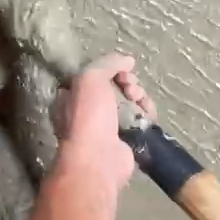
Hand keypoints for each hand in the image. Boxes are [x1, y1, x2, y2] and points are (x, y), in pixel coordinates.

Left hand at [53, 54, 156, 191]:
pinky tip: (148, 112)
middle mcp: (87, 111)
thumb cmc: (88, 116)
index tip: (120, 70)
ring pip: (129, 102)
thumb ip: (108, 63)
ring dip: (139, 96)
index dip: (109, 69)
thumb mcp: (91, 78)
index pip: (93, 76)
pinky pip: (139, 119)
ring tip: (139, 100)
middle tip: (130, 87)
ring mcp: (107, 127)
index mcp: (71, 96)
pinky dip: (146, 113)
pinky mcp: (125, 140)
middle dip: (127, 82)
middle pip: (114, 87)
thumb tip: (128, 60)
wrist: (99, 158)